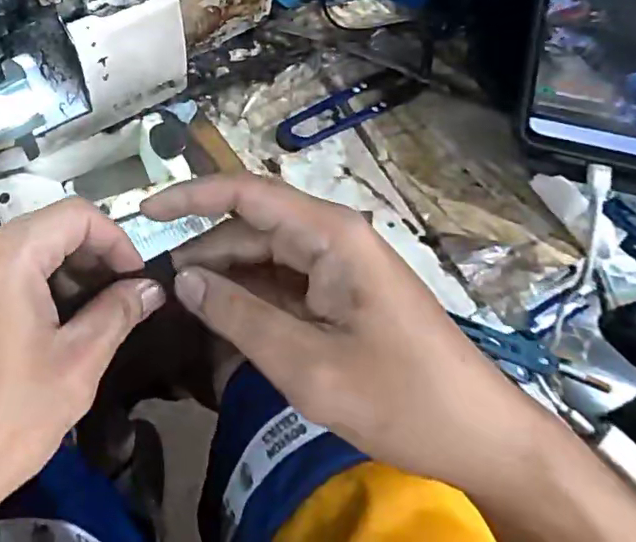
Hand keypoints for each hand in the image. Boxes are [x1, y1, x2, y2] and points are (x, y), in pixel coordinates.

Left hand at [0, 197, 164, 541]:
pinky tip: (54, 325)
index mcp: (6, 252)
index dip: (117, 240)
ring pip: (27, 248)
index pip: (76, 214)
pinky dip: (36, 284)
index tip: (139, 280)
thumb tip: (149, 289)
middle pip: (50, 227)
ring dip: (66, 273)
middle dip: (93, 258)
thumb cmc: (3, 417)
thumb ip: (116, 314)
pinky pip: (3, 268)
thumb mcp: (74, 366)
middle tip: (123, 301)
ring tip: (95, 318)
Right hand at [141, 173, 546, 493]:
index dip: (190, 196)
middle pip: (249, 228)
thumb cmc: (403, 399)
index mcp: (329, 235)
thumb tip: (185, 280)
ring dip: (224, 280)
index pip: (245, 193)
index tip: (146, 212)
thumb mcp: (308, 365)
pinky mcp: (340, 291)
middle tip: (160, 286)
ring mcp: (337, 264)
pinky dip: (249, 300)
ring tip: (184, 309)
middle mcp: (331, 237)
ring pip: (261, 256)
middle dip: (203, 252)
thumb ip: (238, 316)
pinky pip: (281, 283)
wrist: (489, 443)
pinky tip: (223, 325)